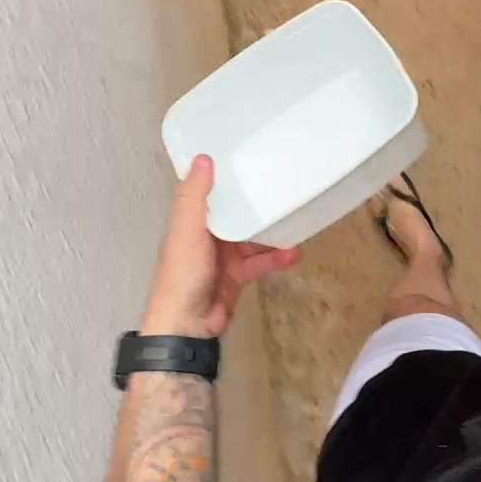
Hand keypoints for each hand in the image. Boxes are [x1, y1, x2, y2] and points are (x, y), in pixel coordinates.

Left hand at [143, 156, 301, 338]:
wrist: (188, 325)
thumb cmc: (184, 274)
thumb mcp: (187, 231)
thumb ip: (194, 197)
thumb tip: (204, 157)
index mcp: (192, 221)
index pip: (209, 192)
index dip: (226, 175)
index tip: (250, 156)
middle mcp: (207, 236)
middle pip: (235, 213)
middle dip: (257, 203)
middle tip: (284, 186)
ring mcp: (224, 257)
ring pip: (252, 237)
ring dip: (272, 232)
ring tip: (297, 220)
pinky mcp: (238, 276)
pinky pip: (260, 261)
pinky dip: (276, 258)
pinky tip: (294, 253)